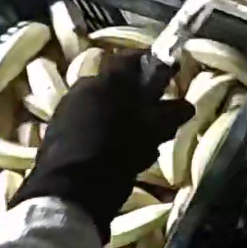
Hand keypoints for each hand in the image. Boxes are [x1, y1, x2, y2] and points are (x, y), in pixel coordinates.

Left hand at [11, 54, 192, 239]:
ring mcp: (68, 108)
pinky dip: (107, 127)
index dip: (153, 63)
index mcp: (108, 81)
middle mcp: (85, 86)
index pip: (132, 58)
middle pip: (118, 82)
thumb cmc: (118, 151)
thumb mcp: (155, 131)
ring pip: (104, 102)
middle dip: (138, 93)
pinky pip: (91, 120)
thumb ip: (173, 113)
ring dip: (122, 112)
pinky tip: (119, 147)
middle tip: (158, 108)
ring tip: (141, 133)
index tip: (169, 75)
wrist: (71, 189)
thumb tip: (187, 104)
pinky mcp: (58, 129)